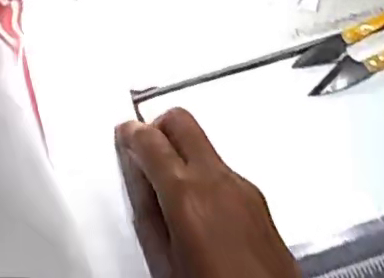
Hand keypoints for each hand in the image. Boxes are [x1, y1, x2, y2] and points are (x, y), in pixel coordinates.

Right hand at [117, 108, 300, 277]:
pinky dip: (203, 176)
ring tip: (171, 192)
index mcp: (186, 194)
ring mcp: (243, 187)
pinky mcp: (259, 201)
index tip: (124, 137)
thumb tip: (138, 178)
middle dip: (157, 128)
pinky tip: (200, 212)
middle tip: (145, 151)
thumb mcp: (164, 263)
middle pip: (180, 120)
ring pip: (202, 144)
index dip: (131, 133)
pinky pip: (222, 171)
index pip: (149, 138)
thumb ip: (147, 212)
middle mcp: (216, 180)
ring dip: (182, 153)